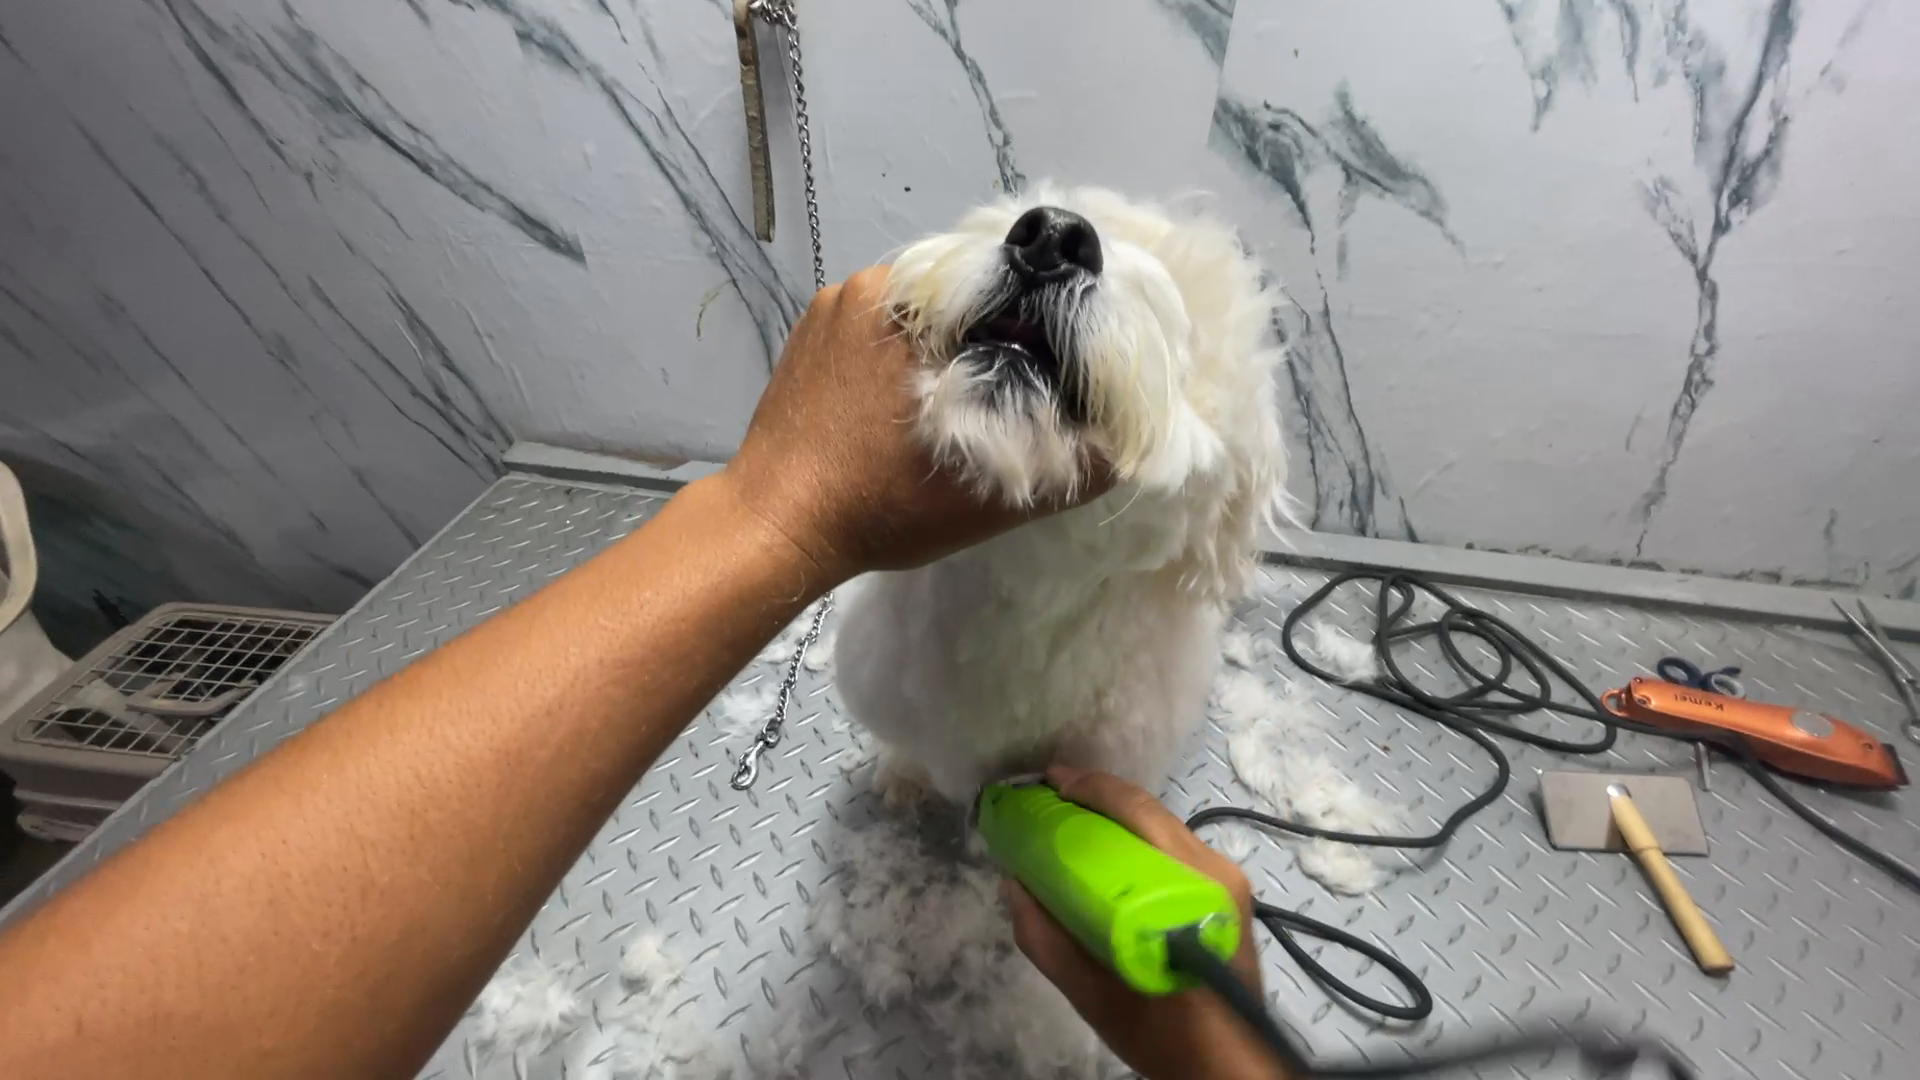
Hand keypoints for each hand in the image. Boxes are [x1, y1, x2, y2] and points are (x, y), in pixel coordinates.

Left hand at [714, 267, 1108, 581]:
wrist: (774, 528)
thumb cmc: (879, 507)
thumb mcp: (991, 498)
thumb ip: (1069, 470)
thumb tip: (1124, 445)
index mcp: (914, 302)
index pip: (1010, 282)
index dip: (1046, 322)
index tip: (1058, 367)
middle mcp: (870, 286)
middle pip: (968, 292)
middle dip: (998, 334)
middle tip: (1011, 391)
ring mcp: (833, 306)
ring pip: (924, 309)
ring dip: (950, 344)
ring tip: (961, 398)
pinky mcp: (810, 333)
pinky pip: (881, 326)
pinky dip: (906, 353)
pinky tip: (908, 401)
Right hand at [1005, 766, 1293, 1079]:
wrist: (1227, 1065)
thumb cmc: (1162, 1030)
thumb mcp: (1093, 995)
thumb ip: (1046, 940)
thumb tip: (1014, 883)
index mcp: (1191, 885)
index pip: (1137, 812)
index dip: (1090, 788)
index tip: (1049, 781)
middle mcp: (1215, 867)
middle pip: (1149, 809)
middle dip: (1096, 793)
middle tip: (1052, 792)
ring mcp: (1226, 875)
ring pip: (1162, 821)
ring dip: (1115, 811)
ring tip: (1073, 812)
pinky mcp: (1227, 887)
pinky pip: (1172, 843)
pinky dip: (1134, 833)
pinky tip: (1107, 844)